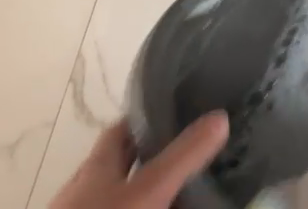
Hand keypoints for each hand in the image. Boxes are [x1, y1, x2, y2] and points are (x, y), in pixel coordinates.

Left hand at [50, 112, 229, 208]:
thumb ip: (182, 158)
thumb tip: (220, 117)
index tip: (183, 107)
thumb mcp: (147, 192)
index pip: (122, 130)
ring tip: (195, 190)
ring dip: (157, 194)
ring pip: (130, 200)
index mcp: (97, 169)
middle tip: (199, 151)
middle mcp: (88, 195)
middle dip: (158, 159)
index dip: (149, 116)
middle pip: (125, 168)